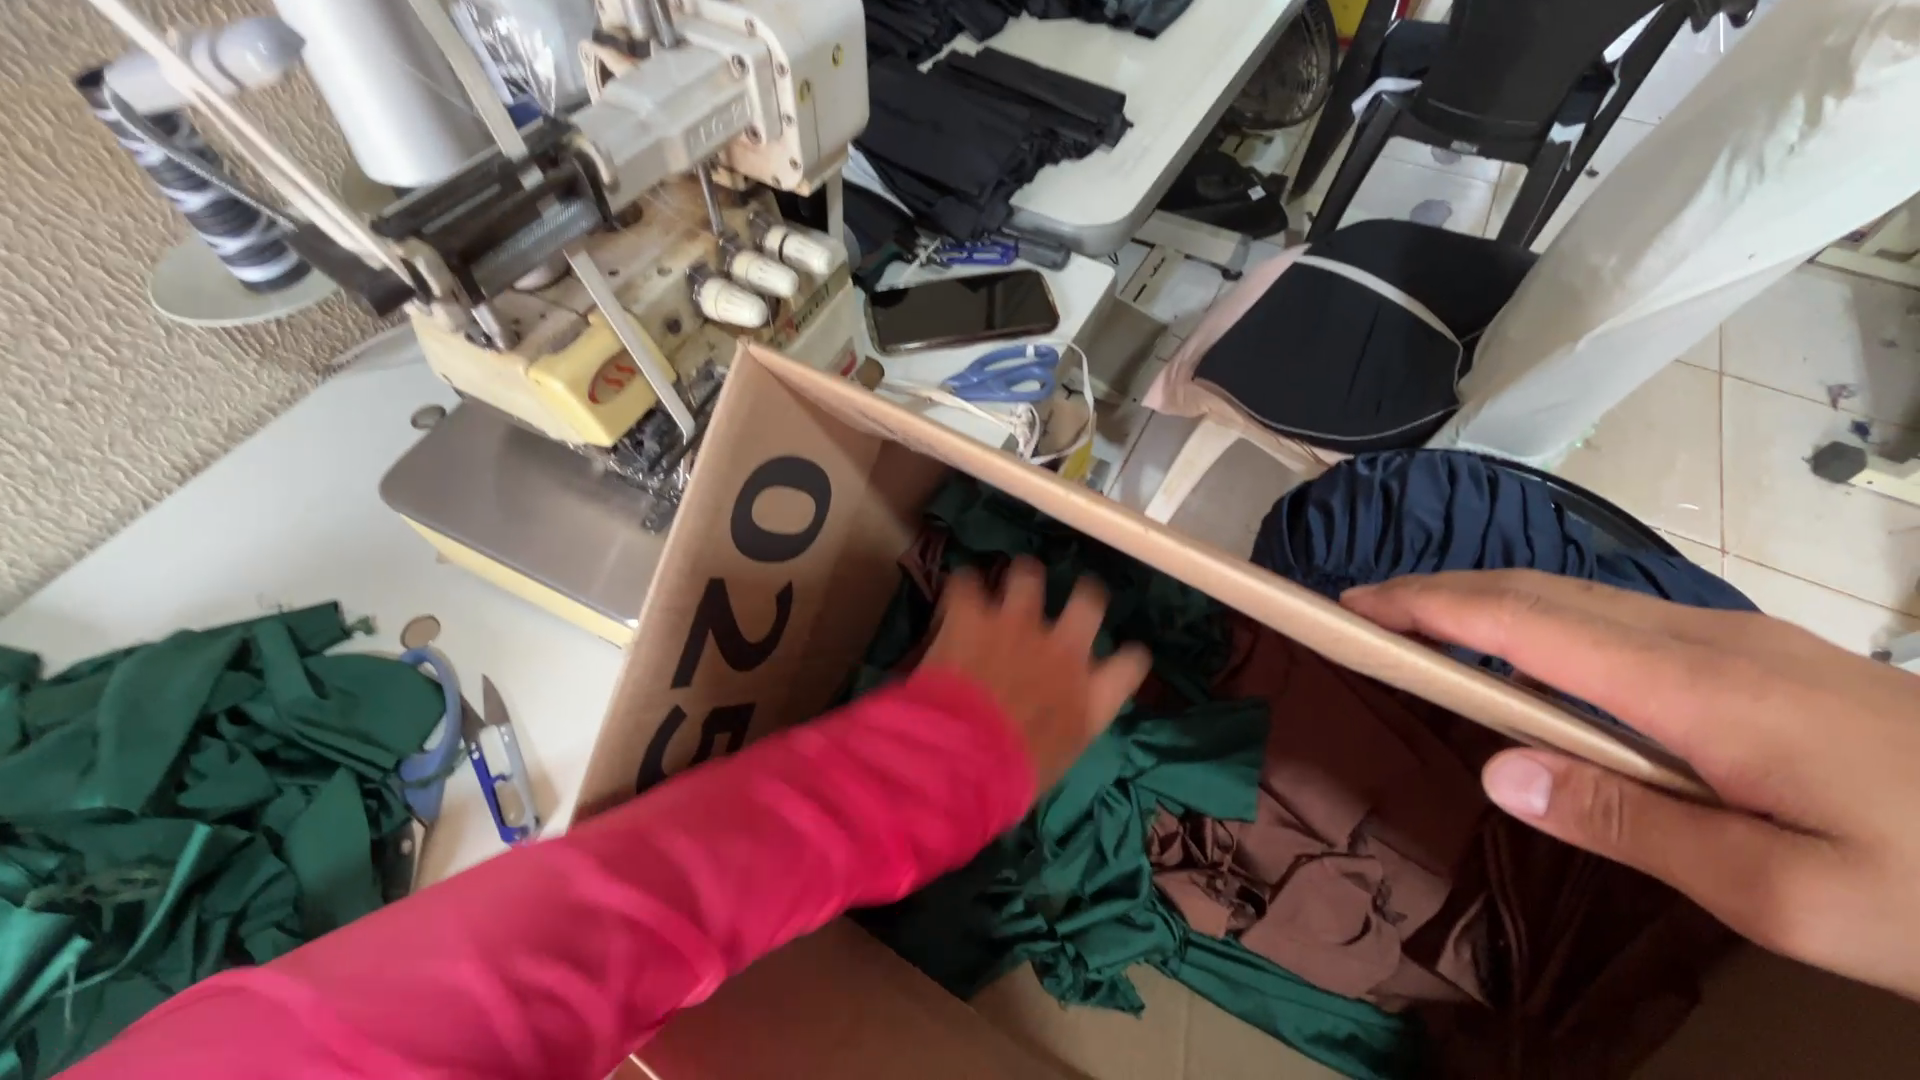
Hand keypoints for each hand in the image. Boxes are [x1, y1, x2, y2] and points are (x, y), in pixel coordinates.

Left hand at [920, 557, 1151, 788]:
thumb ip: (1071, 723)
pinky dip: (963, 587)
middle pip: (1089, 599)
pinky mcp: (972, 614)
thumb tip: (1063, 715)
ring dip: (1019, 579)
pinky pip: (967, 580)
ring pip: (1029, 574)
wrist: (958, 760)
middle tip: (1071, 596)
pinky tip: (959, 593)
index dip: (1129, 655)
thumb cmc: (1009, 776)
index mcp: (1089, 694)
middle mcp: (1062, 648)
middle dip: (1083, 593)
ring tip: (1009, 585)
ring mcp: (1016, 623)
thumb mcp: (1058, 758)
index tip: (1124, 654)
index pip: (1132, 662)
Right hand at [1341, 569, 1919, 1000]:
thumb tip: (1495, 768)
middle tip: (1363, 612)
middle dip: (1437, 590)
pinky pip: (1616, 615)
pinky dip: (1538, 615)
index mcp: (1694, 689)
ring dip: (1484, 599)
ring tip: (1421, 626)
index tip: (1351, 606)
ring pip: (1576, 595)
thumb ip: (1631, 823)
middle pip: (1538, 590)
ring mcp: (1738, 639)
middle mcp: (1703, 640)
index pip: (1521, 621)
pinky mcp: (1759, 654)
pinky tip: (1527, 649)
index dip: (1426, 605)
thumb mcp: (1790, 895)